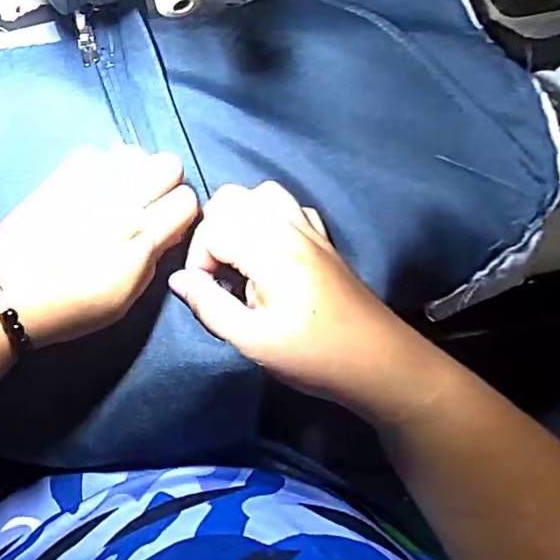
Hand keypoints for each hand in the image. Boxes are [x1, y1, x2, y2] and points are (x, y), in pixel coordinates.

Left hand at [0, 145, 199, 346]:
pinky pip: (100, 151)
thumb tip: (168, 229)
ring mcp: (89, 180)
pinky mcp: (62, 172)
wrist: (6, 292)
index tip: (168, 226)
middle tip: (148, 207)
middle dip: (165, 184)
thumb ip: (154, 259)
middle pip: (170, 163)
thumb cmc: (69, 308)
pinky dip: (103, 166)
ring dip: (136, 171)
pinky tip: (92, 189)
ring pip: (136, 152)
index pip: (187, 200)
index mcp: (139, 237)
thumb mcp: (125, 299)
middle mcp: (120, 200)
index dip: (181, 215)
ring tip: (119, 196)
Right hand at [168, 181, 447, 425]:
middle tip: (216, 272)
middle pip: (235, 198)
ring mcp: (312, 232)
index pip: (214, 227)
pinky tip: (269, 253)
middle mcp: (291, 229)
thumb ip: (210, 306)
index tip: (204, 291)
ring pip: (263, 194)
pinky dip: (270, 219)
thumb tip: (178, 280)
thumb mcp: (252, 341)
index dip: (198, 258)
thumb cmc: (314, 356)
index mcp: (271, 250)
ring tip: (237, 257)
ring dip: (240, 218)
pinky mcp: (325, 242)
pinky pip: (290, 208)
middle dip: (213, 230)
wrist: (381, 364)